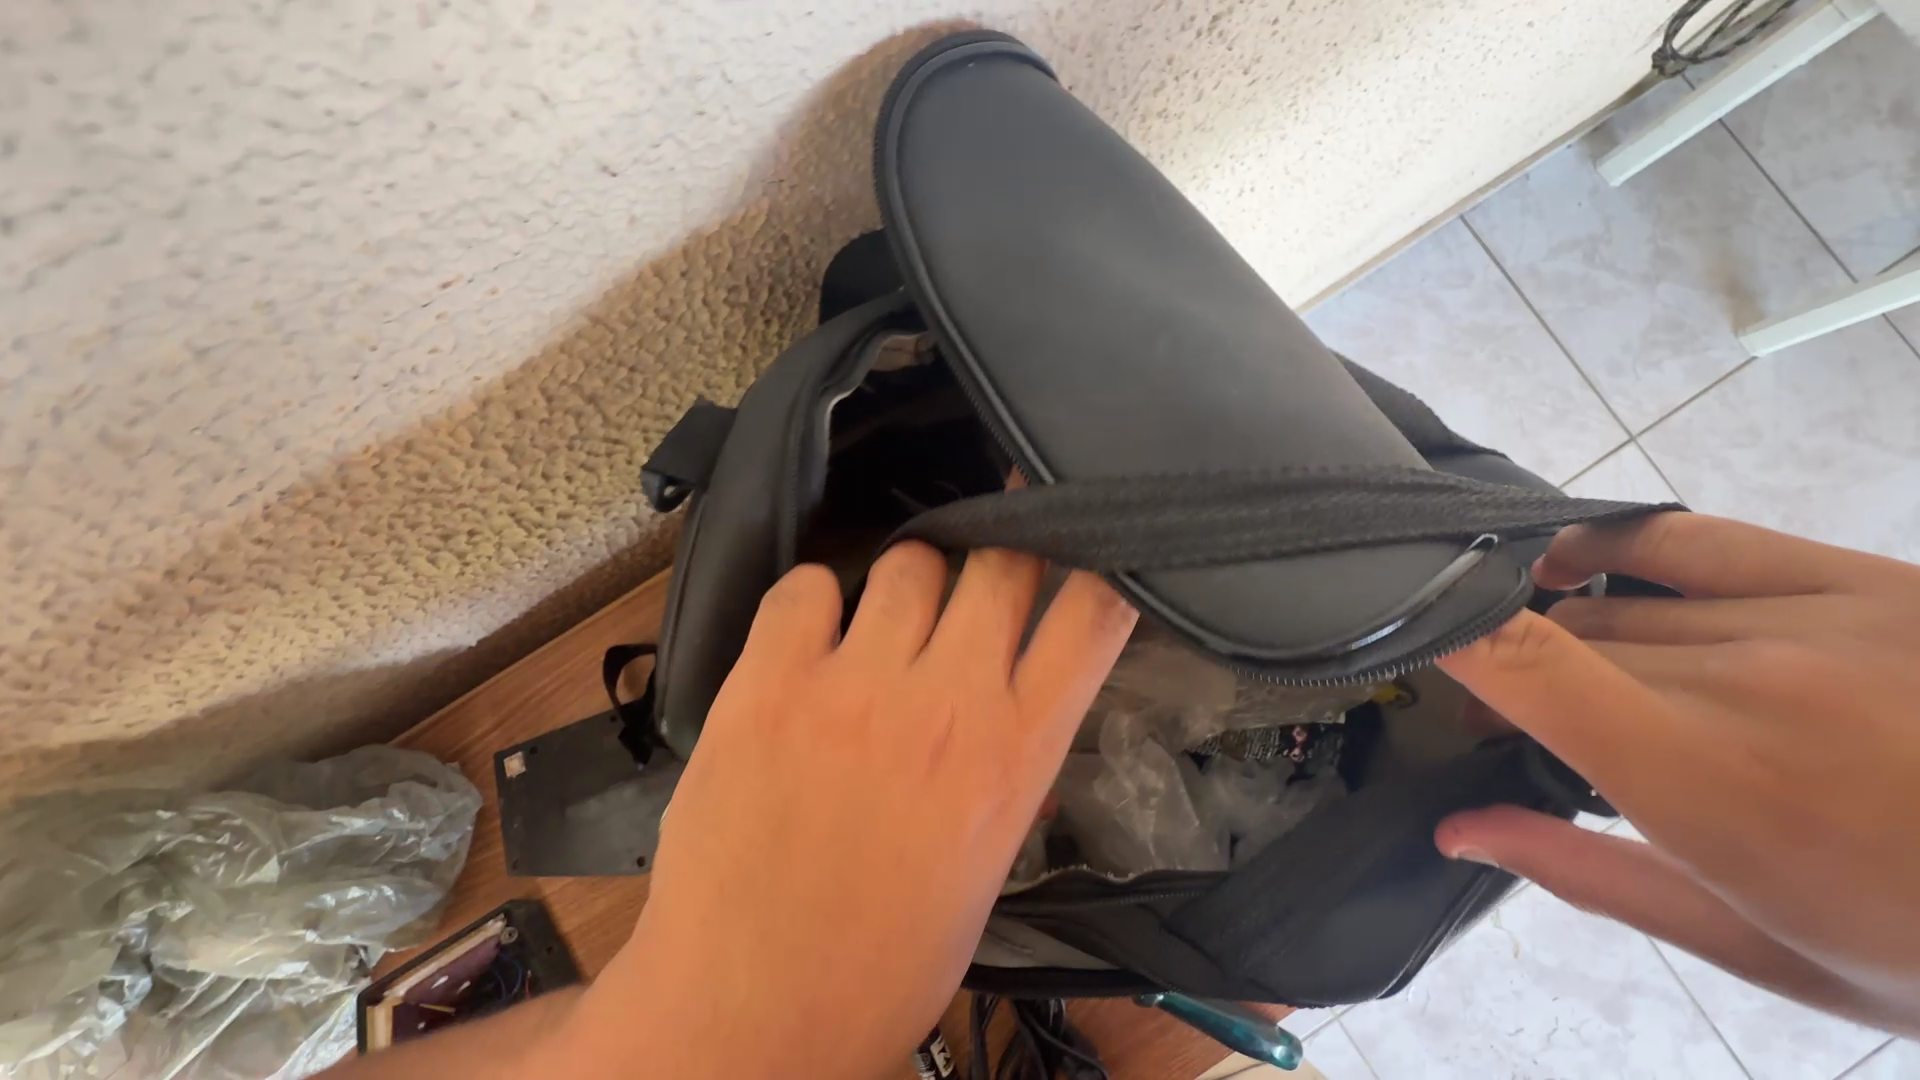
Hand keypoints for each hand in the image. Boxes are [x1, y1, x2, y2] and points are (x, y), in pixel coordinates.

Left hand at [561, 543, 1135, 1079]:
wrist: (753, 1010)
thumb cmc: (886, 957)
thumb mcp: (990, 862)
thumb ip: (1012, 761)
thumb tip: (1017, 696)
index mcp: (1014, 753)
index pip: (1091, 615)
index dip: (1093, 571)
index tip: (1075, 559)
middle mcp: (946, 702)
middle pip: (1001, 562)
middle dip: (997, 567)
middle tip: (973, 598)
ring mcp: (853, 685)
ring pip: (909, 563)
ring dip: (908, 585)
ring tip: (885, 629)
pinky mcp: (768, 682)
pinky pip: (806, 587)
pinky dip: (814, 602)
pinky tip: (811, 641)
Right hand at [1433, 513, 1919, 1034]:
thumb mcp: (1750, 943)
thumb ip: (1582, 870)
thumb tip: (1454, 828)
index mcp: (1708, 782)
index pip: (1526, 661)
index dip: (1439, 628)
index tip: (1391, 634)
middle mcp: (1749, 679)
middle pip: (1554, 634)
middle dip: (1505, 671)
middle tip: (1510, 722)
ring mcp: (1815, 617)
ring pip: (1609, 600)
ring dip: (1561, 634)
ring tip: (1575, 676)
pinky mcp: (1865, 580)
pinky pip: (1686, 536)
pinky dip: (1607, 547)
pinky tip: (1575, 567)